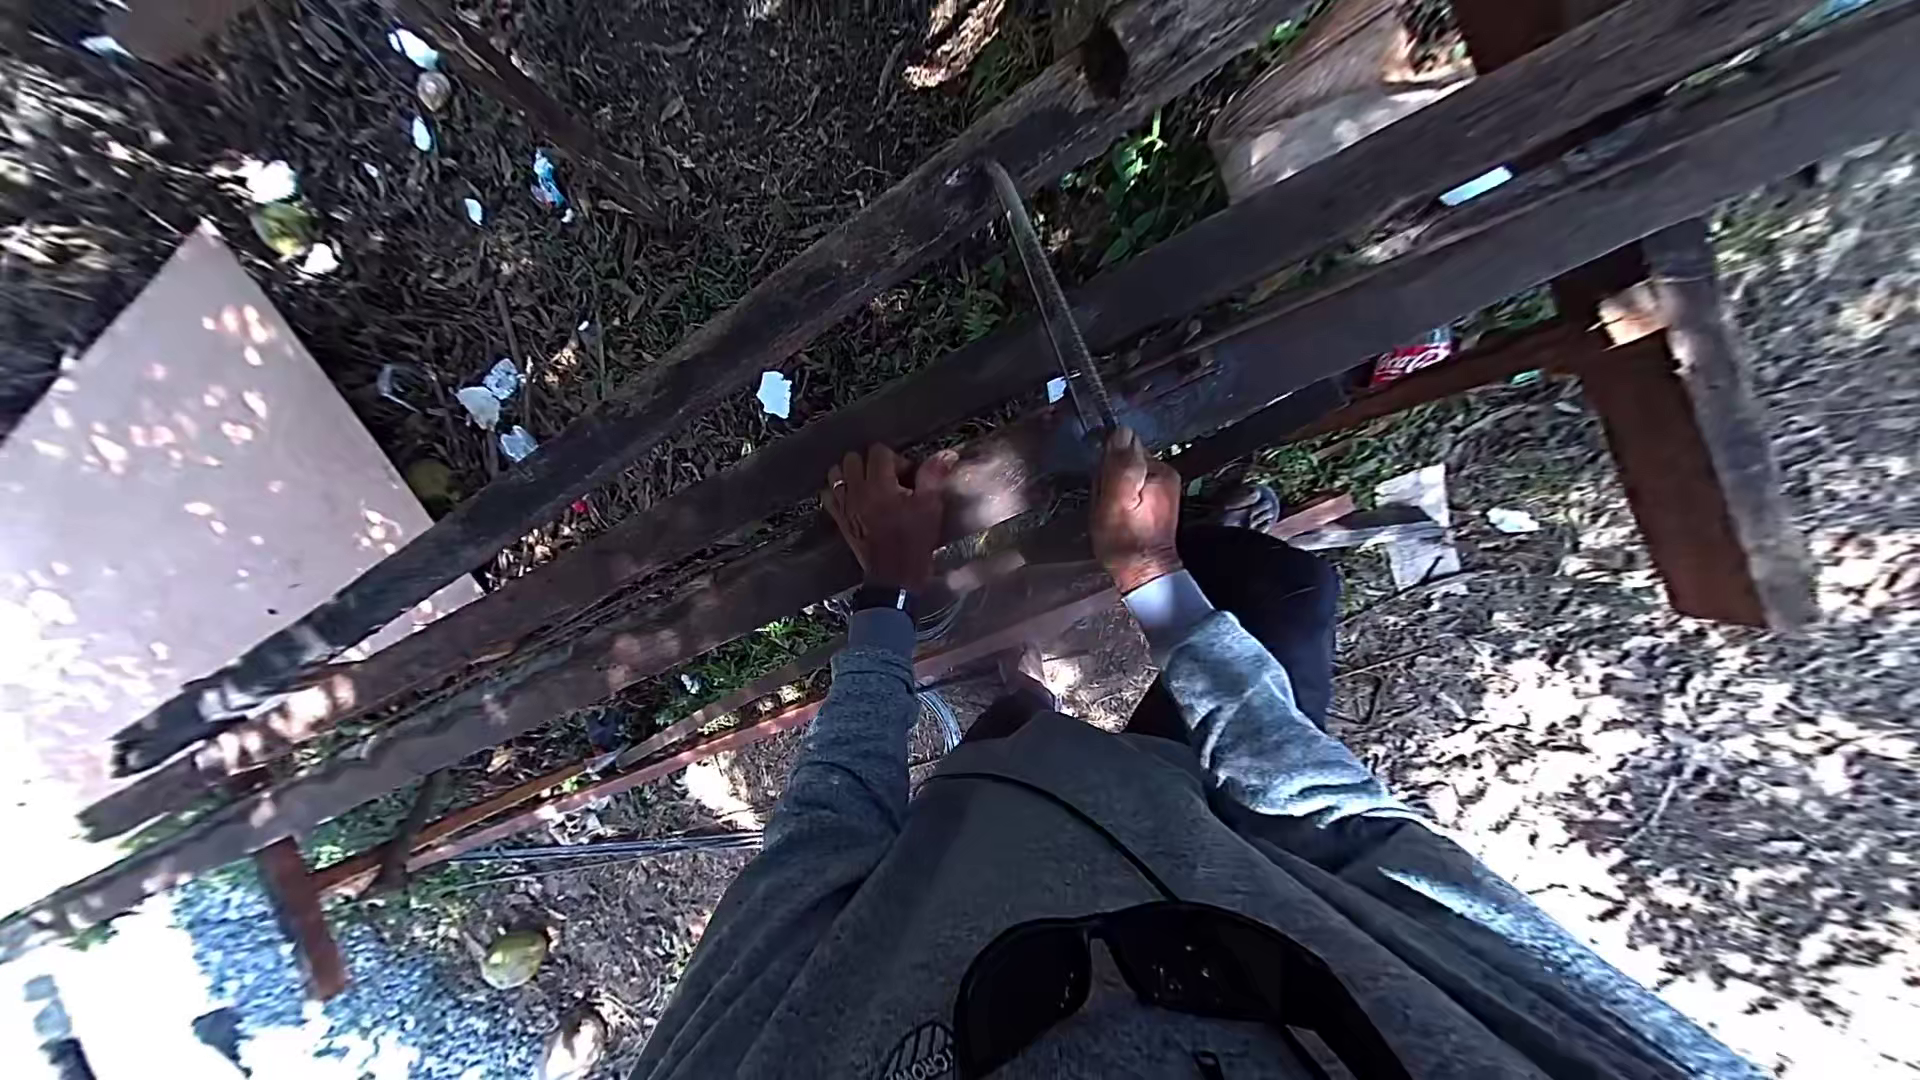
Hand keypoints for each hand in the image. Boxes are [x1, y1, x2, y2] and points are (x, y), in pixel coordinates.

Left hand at [823, 445, 958, 590]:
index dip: (896, 459)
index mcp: (879, 485)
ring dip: (852, 473)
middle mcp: (856, 491)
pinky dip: (838, 491)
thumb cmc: (915, 541)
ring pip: (837, 473)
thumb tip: (946, 454)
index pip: (879, 451)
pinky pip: (828, 494)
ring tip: (869, 485)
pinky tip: (853, 497)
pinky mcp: (839, 519)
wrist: (895, 576)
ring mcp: (844, 505)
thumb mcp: (930, 507)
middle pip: (853, 458)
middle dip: (872, 463)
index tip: (908, 477)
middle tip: (889, 479)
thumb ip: (933, 476)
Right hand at [1092, 427, 1182, 592]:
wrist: (1143, 574)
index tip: (1103, 484)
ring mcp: (1160, 489)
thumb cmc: (1126, 542)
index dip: (1107, 464)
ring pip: (1123, 475)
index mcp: (1159, 471)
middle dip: (1108, 477)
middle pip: (1124, 460)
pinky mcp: (1153, 502)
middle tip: (1105, 503)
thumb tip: (1120, 431)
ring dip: (1110, 490)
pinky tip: (1115, 516)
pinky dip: (1117, 500)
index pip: (1124, 446)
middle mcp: (1164, 475)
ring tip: (1109, 512)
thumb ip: (1119, 466)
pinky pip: (1127, 489)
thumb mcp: (1115, 502)